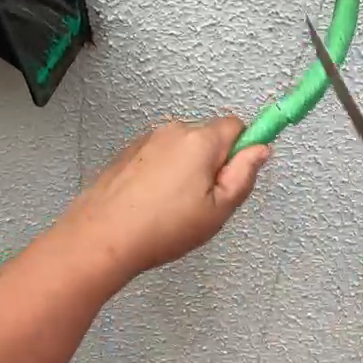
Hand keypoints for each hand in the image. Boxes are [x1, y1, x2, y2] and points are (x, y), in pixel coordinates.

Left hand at [53, 117, 268, 281]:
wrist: (102, 237)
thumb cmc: (160, 228)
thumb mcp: (218, 210)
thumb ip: (244, 175)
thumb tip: (260, 150)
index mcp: (200, 141)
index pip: (237, 126)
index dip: (243, 149)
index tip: (239, 172)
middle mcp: (173, 131)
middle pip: (208, 137)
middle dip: (213, 163)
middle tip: (205, 201)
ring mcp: (147, 140)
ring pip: (182, 148)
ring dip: (186, 169)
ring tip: (175, 208)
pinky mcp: (128, 153)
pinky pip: (158, 156)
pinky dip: (162, 173)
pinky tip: (154, 204)